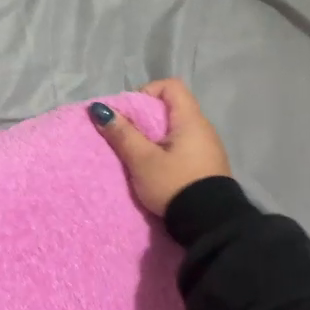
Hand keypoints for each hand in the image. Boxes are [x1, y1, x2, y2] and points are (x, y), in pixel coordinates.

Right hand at [90, 78, 231, 217]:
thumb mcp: (142, 160)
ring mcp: (207, 147)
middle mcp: (203, 128)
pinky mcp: (206, 164)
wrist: (209, 222)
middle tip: (127, 136)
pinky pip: (183, 146)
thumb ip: (122, 134)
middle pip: (171, 107)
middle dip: (145, 117)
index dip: (147, 92)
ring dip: (154, 135)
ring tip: (138, 155)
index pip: (170, 86)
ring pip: (176, 128)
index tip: (130, 113)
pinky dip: (166, 149)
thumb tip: (100, 109)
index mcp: (190, 120)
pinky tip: (156, 168)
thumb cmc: (173, 184)